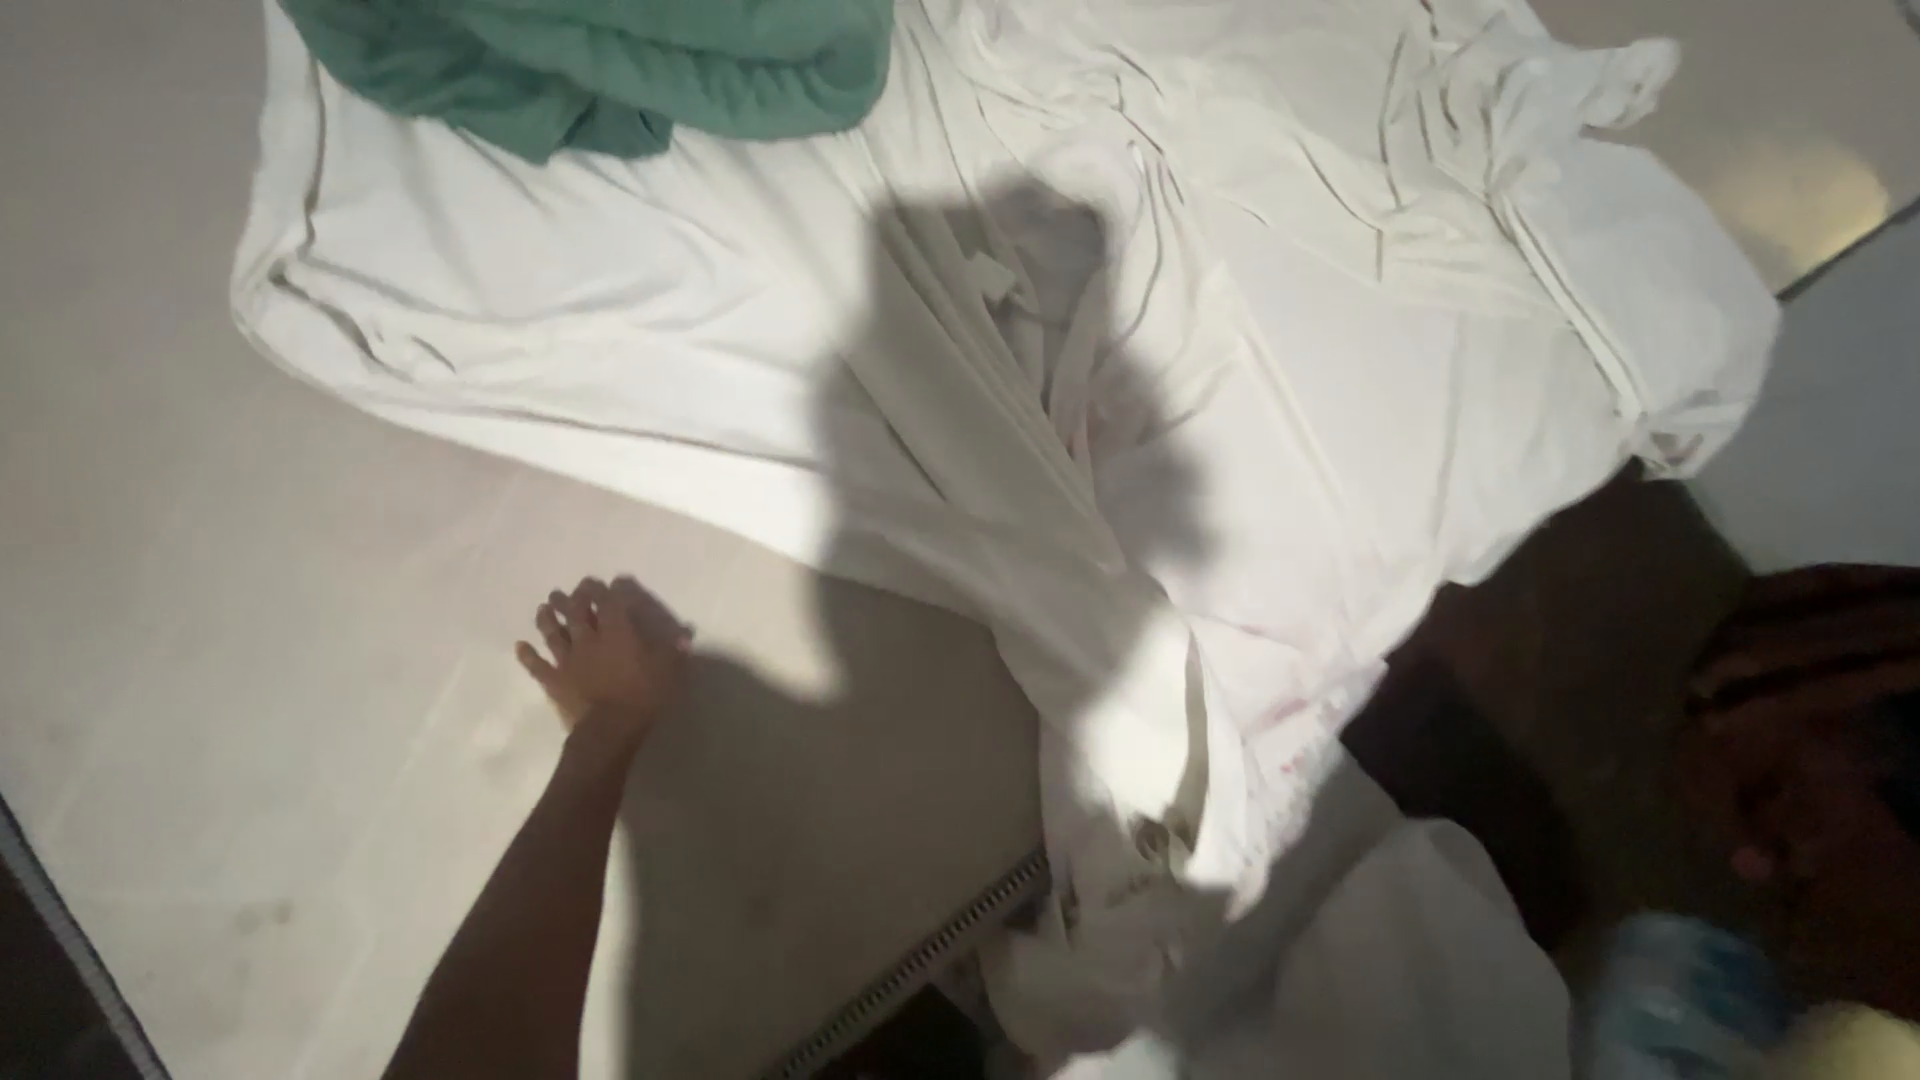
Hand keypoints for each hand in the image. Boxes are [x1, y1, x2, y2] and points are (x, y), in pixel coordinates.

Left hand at [516, 576, 691, 747]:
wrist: (607, 728)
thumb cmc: (642, 696)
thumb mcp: (668, 671)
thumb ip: (675, 651)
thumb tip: (686, 633)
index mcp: (617, 633)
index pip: (612, 603)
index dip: (612, 590)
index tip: (612, 581)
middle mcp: (588, 639)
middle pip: (578, 612)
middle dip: (577, 596)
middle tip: (576, 587)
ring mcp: (567, 660)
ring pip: (554, 633)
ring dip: (548, 617)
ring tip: (545, 605)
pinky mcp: (553, 680)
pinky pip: (537, 665)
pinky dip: (527, 655)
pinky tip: (520, 646)